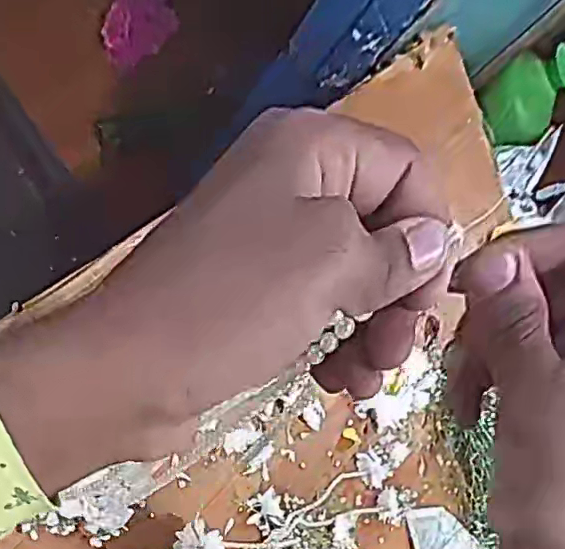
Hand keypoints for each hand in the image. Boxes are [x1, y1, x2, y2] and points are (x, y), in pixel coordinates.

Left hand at [0, 108, 453, 491]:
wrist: (131, 374)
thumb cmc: (230, 306)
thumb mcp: (327, 266)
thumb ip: (392, 253)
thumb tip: (433, 245)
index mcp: (309, 150)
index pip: (406, 171)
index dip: (431, 234)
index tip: (430, 301)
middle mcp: (290, 189)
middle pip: (382, 233)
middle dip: (400, 297)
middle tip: (400, 352)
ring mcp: (268, 249)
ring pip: (353, 283)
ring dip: (373, 334)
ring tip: (368, 380)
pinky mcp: (254, 302)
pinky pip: (317, 314)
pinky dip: (337, 347)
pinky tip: (339, 382)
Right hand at [454, 219, 564, 548]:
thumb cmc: (563, 481)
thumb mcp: (535, 395)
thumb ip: (513, 321)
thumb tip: (483, 259)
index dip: (520, 254)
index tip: (460, 284)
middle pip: (554, 272)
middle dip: (498, 311)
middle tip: (461, 350)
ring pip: (527, 306)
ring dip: (485, 344)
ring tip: (466, 392)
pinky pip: (521, 339)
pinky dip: (489, 364)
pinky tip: (473, 401)